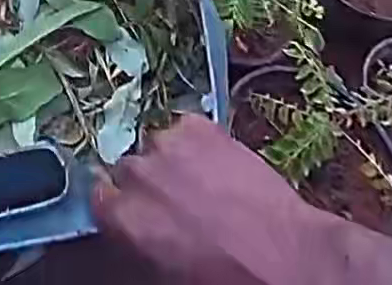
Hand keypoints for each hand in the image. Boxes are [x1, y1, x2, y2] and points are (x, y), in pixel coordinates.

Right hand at [91, 115, 391, 284]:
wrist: (292, 259)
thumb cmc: (230, 281)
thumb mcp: (171, 273)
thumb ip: (142, 238)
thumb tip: (136, 223)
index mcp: (126, 216)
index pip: (99, 193)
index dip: (118, 200)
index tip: (134, 206)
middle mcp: (136, 172)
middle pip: (127, 166)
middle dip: (148, 181)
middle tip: (178, 200)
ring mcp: (166, 141)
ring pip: (158, 144)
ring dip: (172, 159)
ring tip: (203, 181)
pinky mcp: (196, 123)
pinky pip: (185, 128)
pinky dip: (197, 143)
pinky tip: (219, 164)